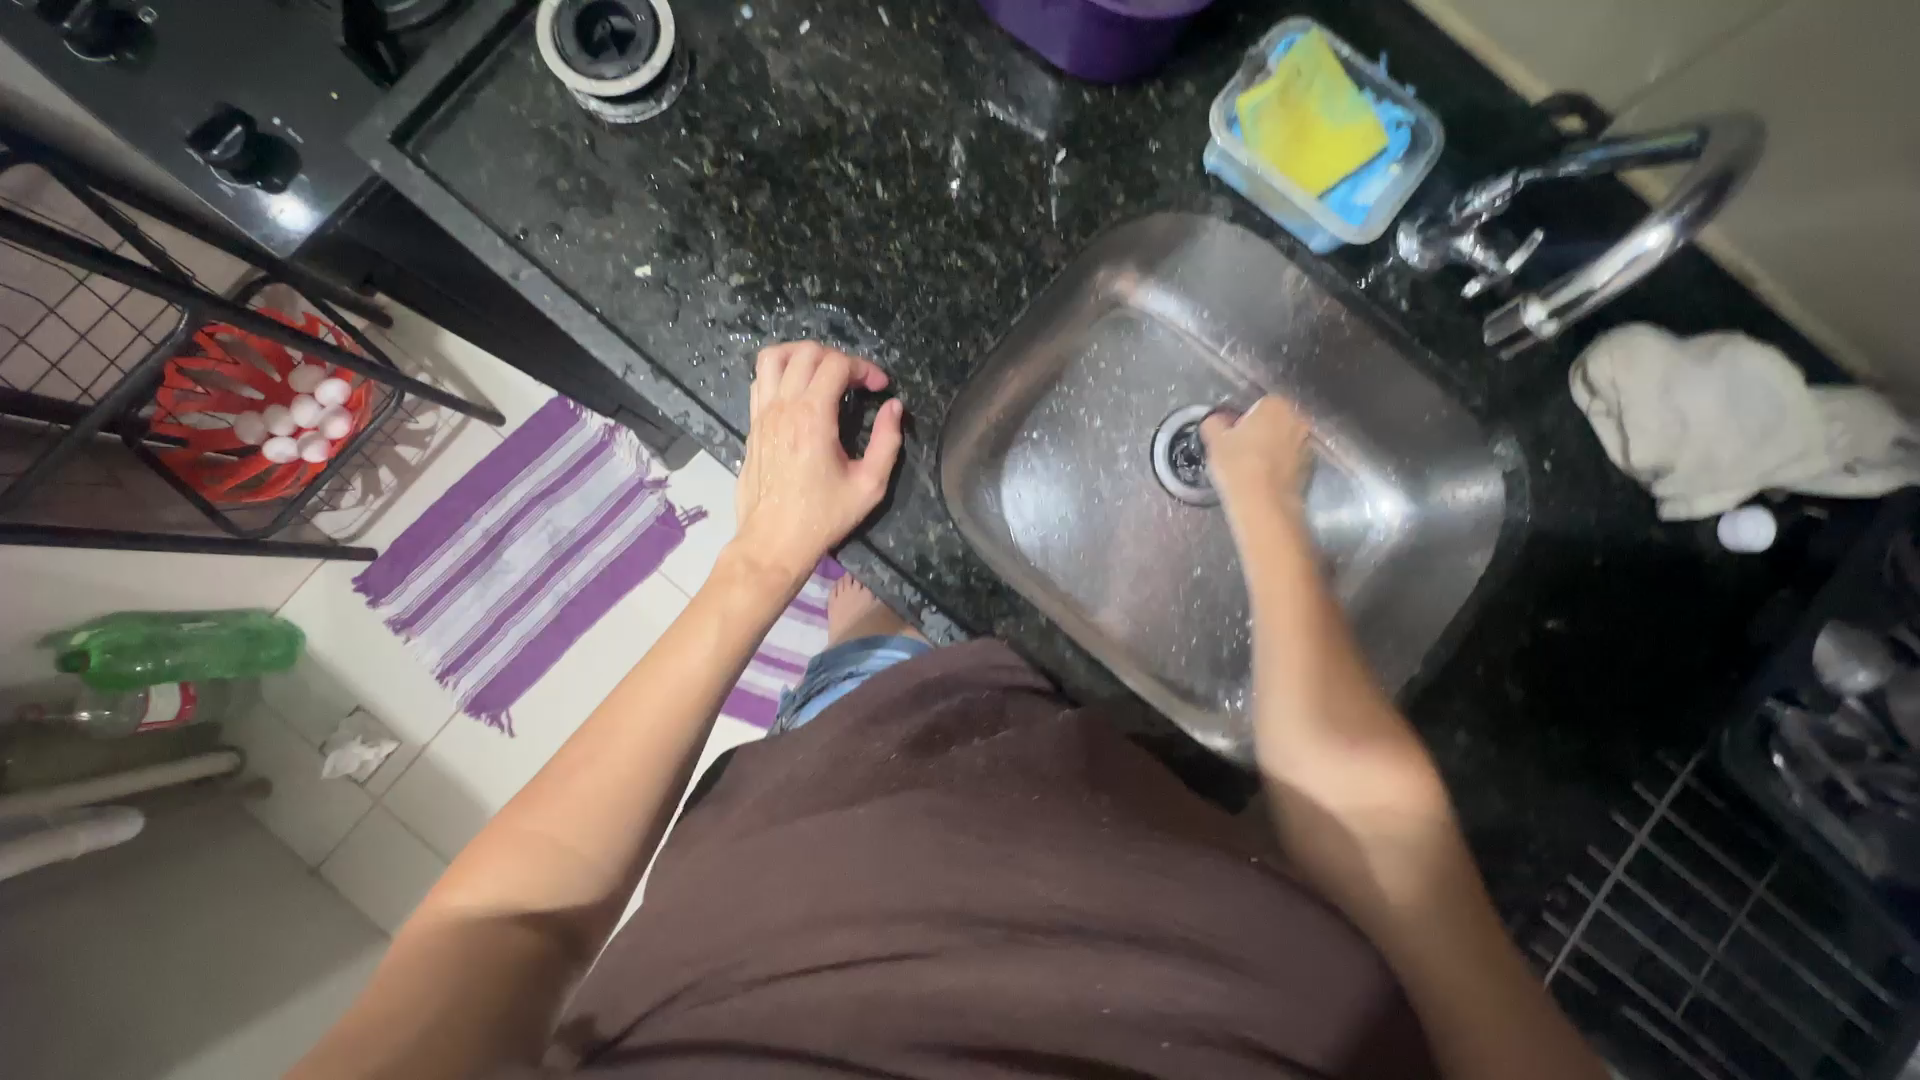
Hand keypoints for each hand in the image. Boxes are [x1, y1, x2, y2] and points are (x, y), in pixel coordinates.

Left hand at [731, 342, 904, 584]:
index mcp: (813, 417)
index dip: (864, 368)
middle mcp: (783, 407)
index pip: (837, 364)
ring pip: (774, 357)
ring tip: (824, 373)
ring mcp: (762, 414)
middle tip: (856, 381)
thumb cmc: (824, 516)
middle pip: (806, 352)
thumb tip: (894, 409)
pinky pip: (760, 380)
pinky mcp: (753, 425)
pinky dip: (781, 373)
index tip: (880, 388)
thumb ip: (887, 442)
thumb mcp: (869, 485)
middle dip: (837, 357)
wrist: (774, 541)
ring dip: (802, 355)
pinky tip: (799, 392)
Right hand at [1199, 395, 1313, 526]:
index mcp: (1275, 405)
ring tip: (1252, 467)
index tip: (1232, 436)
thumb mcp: (1214, 441)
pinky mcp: (1310, 467)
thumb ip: (1214, 423)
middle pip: (1274, 421)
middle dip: (1260, 431)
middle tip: (1240, 450)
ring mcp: (1307, 443)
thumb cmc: (1238, 466)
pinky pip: (1291, 459)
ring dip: (1271, 448)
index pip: (1257, 405)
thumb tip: (1217, 420)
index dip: (1242, 420)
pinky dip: (1280, 465)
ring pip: (1284, 440)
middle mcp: (1297, 419)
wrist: (1263, 504)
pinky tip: (1264, 479)